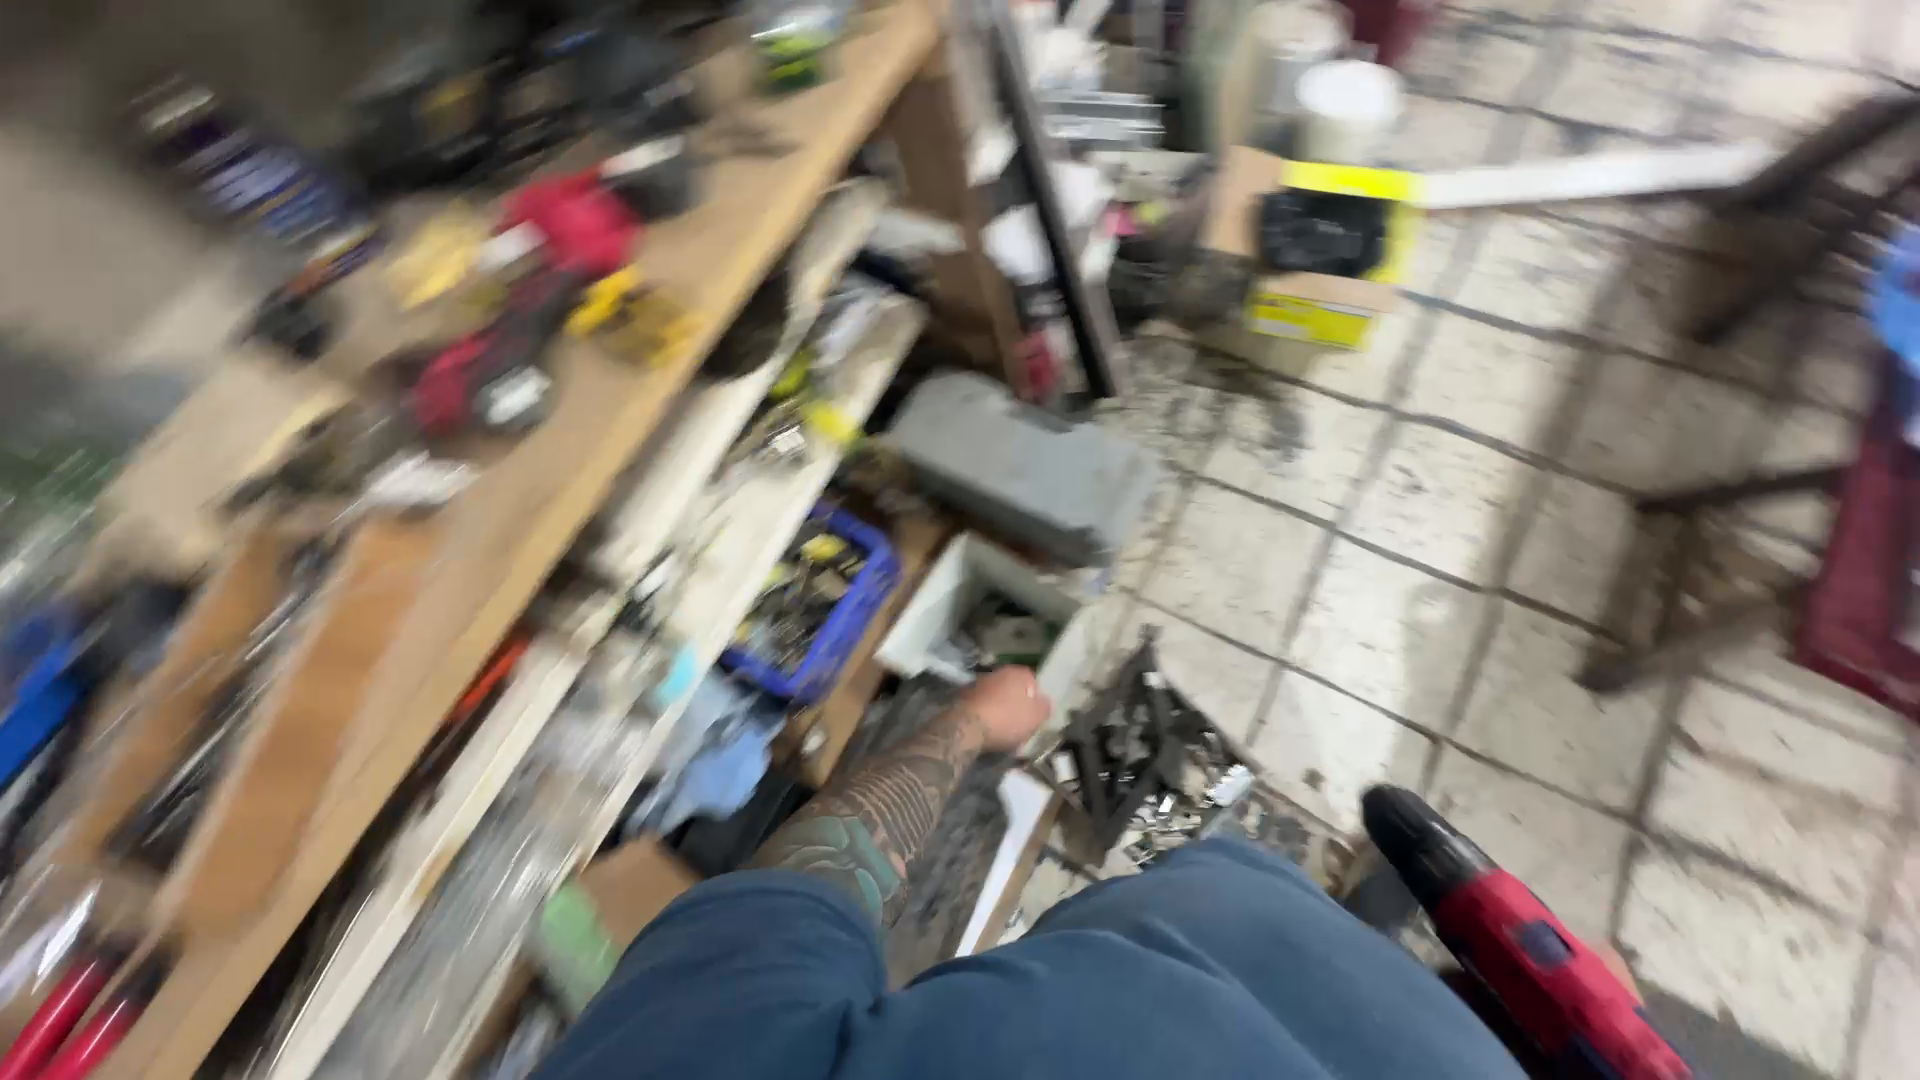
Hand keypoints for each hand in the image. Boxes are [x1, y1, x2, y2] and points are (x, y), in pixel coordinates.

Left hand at [954, 666, 1051, 751]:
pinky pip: (981, 705)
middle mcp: (996, 672)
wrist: (965, 727)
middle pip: (1012, 687)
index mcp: (1016, 673)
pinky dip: (984, 713)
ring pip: (995, 695)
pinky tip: (985, 728)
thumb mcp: (1035, 717)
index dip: (1035, 698)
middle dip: (1016, 703)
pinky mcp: (961, 696)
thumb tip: (1043, 701)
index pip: (1033, 680)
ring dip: (999, 708)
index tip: (1034, 714)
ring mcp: (977, 683)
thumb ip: (1044, 707)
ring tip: (1001, 728)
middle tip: (1020, 722)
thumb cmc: (1006, 719)